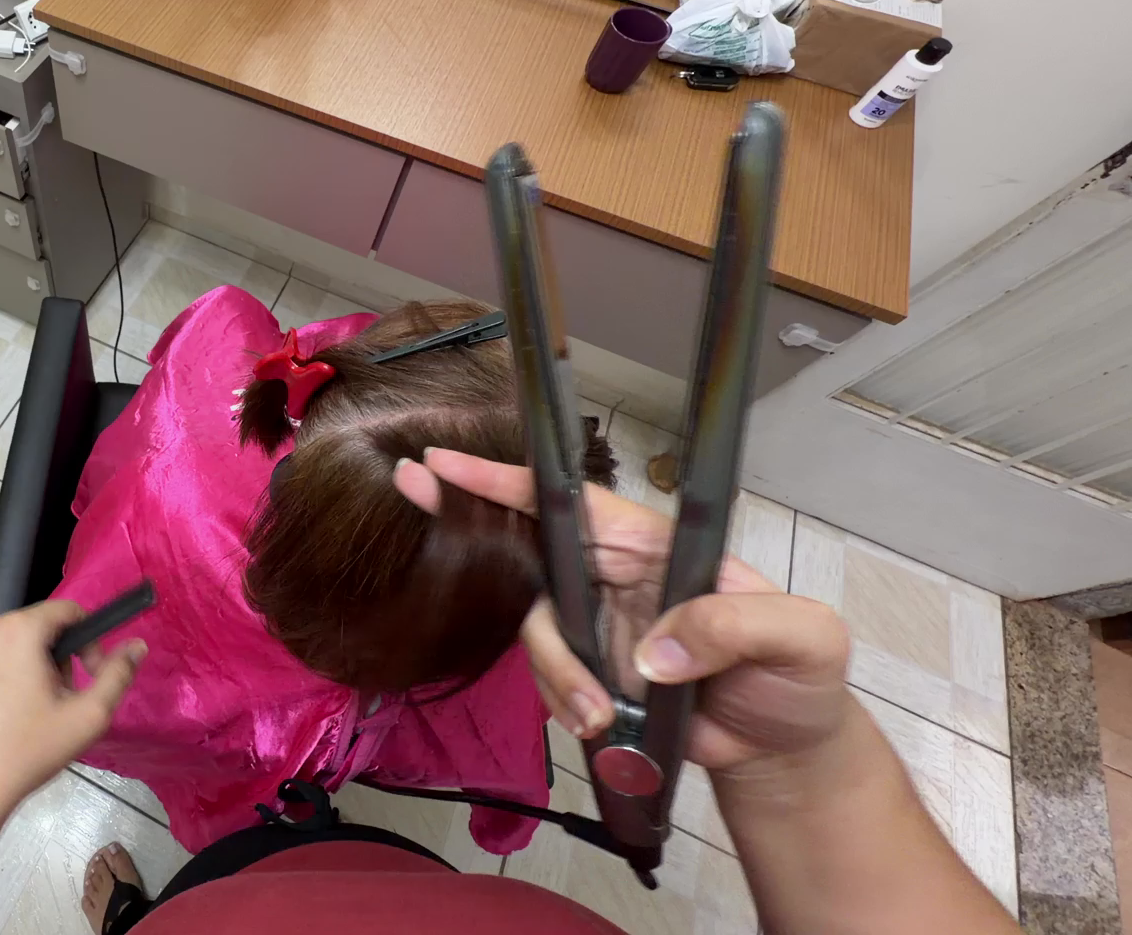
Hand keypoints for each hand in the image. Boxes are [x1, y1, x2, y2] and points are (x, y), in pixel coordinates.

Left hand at [0, 600, 145, 814]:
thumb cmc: (28, 751)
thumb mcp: (87, 716)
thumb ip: (117, 674)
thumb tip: (138, 645)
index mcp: (19, 631)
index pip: (66, 610)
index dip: (88, 638)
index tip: (89, 674)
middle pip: (38, 626)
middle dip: (58, 656)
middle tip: (61, 699)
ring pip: (11, 642)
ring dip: (30, 664)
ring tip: (34, 710)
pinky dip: (1, 675)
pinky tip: (3, 714)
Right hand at [395, 450, 852, 772]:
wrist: (774, 749)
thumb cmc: (793, 676)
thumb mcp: (800, 638)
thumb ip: (737, 626)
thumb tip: (650, 651)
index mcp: (646, 544)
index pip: (568, 500)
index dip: (504, 478)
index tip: (445, 460)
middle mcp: (603, 574)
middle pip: (522, 548)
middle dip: (463, 520)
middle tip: (410, 488)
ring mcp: (586, 623)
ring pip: (531, 628)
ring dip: (553, 670)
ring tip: (597, 714)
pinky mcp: (579, 670)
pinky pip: (543, 676)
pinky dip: (561, 701)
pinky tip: (599, 725)